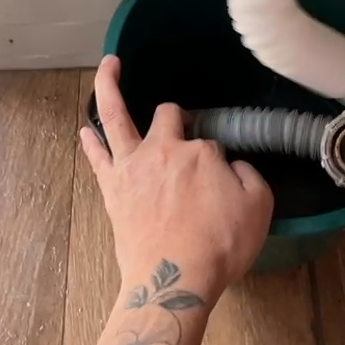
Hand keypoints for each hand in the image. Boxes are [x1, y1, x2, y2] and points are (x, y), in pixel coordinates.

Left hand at [79, 56, 274, 298]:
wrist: (174, 280)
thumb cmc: (219, 246)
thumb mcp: (259, 207)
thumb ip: (250, 176)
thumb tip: (233, 166)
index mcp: (201, 153)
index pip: (211, 142)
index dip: (218, 160)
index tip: (221, 182)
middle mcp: (164, 150)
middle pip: (168, 116)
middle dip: (177, 118)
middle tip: (185, 134)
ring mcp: (133, 167)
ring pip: (117, 116)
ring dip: (110, 86)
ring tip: (108, 64)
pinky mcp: (112, 189)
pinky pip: (98, 157)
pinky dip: (91, 141)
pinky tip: (85, 128)